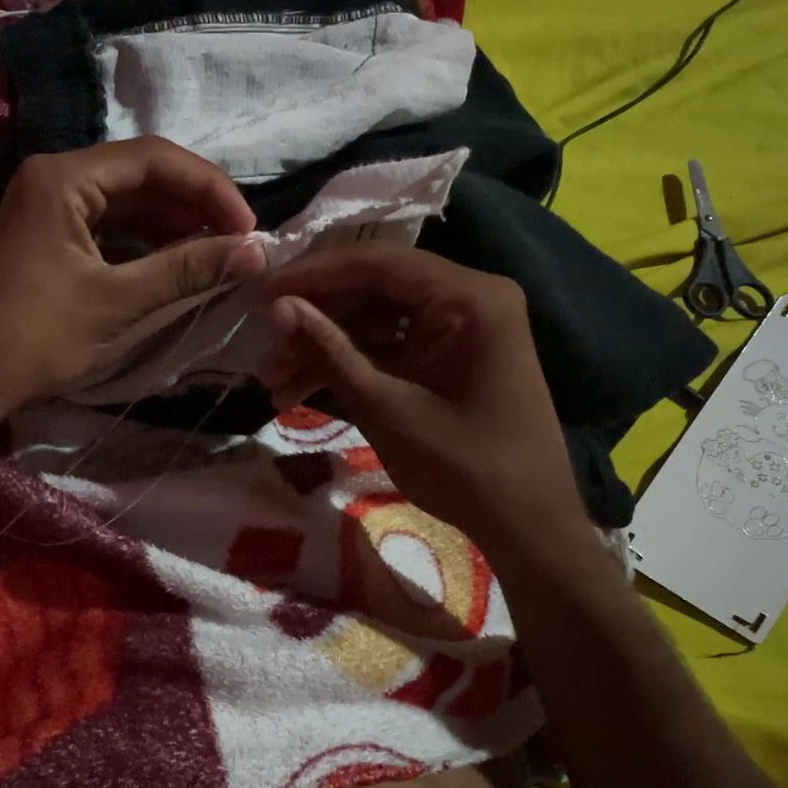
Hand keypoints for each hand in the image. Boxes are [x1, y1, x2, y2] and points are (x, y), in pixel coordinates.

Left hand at [0, 137, 263, 420]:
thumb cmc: (36, 338)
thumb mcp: (117, 302)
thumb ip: (186, 269)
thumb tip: (254, 252)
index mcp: (62, 178)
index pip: (154, 158)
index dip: (210, 188)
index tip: (249, 228)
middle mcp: (52, 177)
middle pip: (141, 175)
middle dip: (194, 206)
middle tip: (239, 242)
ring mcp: (45, 206)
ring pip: (126, 201)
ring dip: (172, 225)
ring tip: (217, 254)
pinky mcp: (46, 236)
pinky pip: (106, 225)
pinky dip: (143, 242)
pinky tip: (176, 263)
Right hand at [256, 243, 588, 551]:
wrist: (526, 524)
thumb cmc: (464, 466)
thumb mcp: (385, 407)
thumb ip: (329, 351)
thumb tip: (277, 307)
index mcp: (468, 297)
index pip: (378, 263)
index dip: (314, 275)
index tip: (260, 294)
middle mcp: (468, 298)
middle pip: (373, 291)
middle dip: (314, 324)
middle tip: (263, 355)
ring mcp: (460, 328)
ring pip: (375, 322)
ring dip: (323, 351)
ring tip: (273, 386)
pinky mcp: (450, 356)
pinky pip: (390, 347)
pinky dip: (349, 367)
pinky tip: (301, 393)